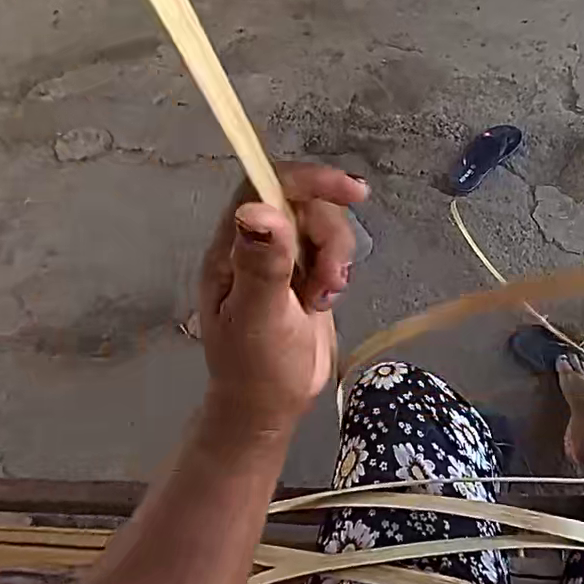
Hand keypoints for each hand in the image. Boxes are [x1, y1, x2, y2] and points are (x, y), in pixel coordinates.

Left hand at [198, 163, 368, 425]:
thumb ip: (261, 264)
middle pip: (305, 204)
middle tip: (328, 281)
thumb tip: (256, 209)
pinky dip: (339, 269)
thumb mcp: (259, 318)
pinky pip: (332, 249)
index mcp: (232, 248)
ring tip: (326, 296)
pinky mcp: (306, 273)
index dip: (308, 179)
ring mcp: (283, 258)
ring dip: (337, 257)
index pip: (266, 186)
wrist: (271, 404)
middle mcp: (256, 244)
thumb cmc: (257, 367)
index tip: (350, 191)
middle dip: (330, 236)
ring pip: (324, 225)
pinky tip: (328, 298)